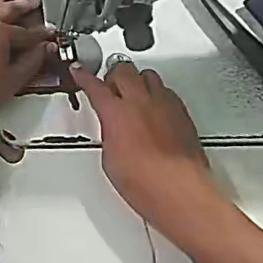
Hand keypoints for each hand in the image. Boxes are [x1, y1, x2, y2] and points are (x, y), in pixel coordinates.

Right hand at [72, 59, 228, 248]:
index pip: (94, 85)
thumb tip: (113, 133)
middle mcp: (140, 102)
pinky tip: (155, 106)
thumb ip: (110, 134)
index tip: (80, 72)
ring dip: (137, 80)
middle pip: (123, 70)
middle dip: (113, 74)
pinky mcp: (182, 114)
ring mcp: (164, 105)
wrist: (180, 192)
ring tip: (133, 91)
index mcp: (115, 112)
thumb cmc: (146, 182)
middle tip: (109, 84)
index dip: (84, 77)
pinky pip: (167, 92)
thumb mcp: (110, 159)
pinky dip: (158, 94)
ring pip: (148, 75)